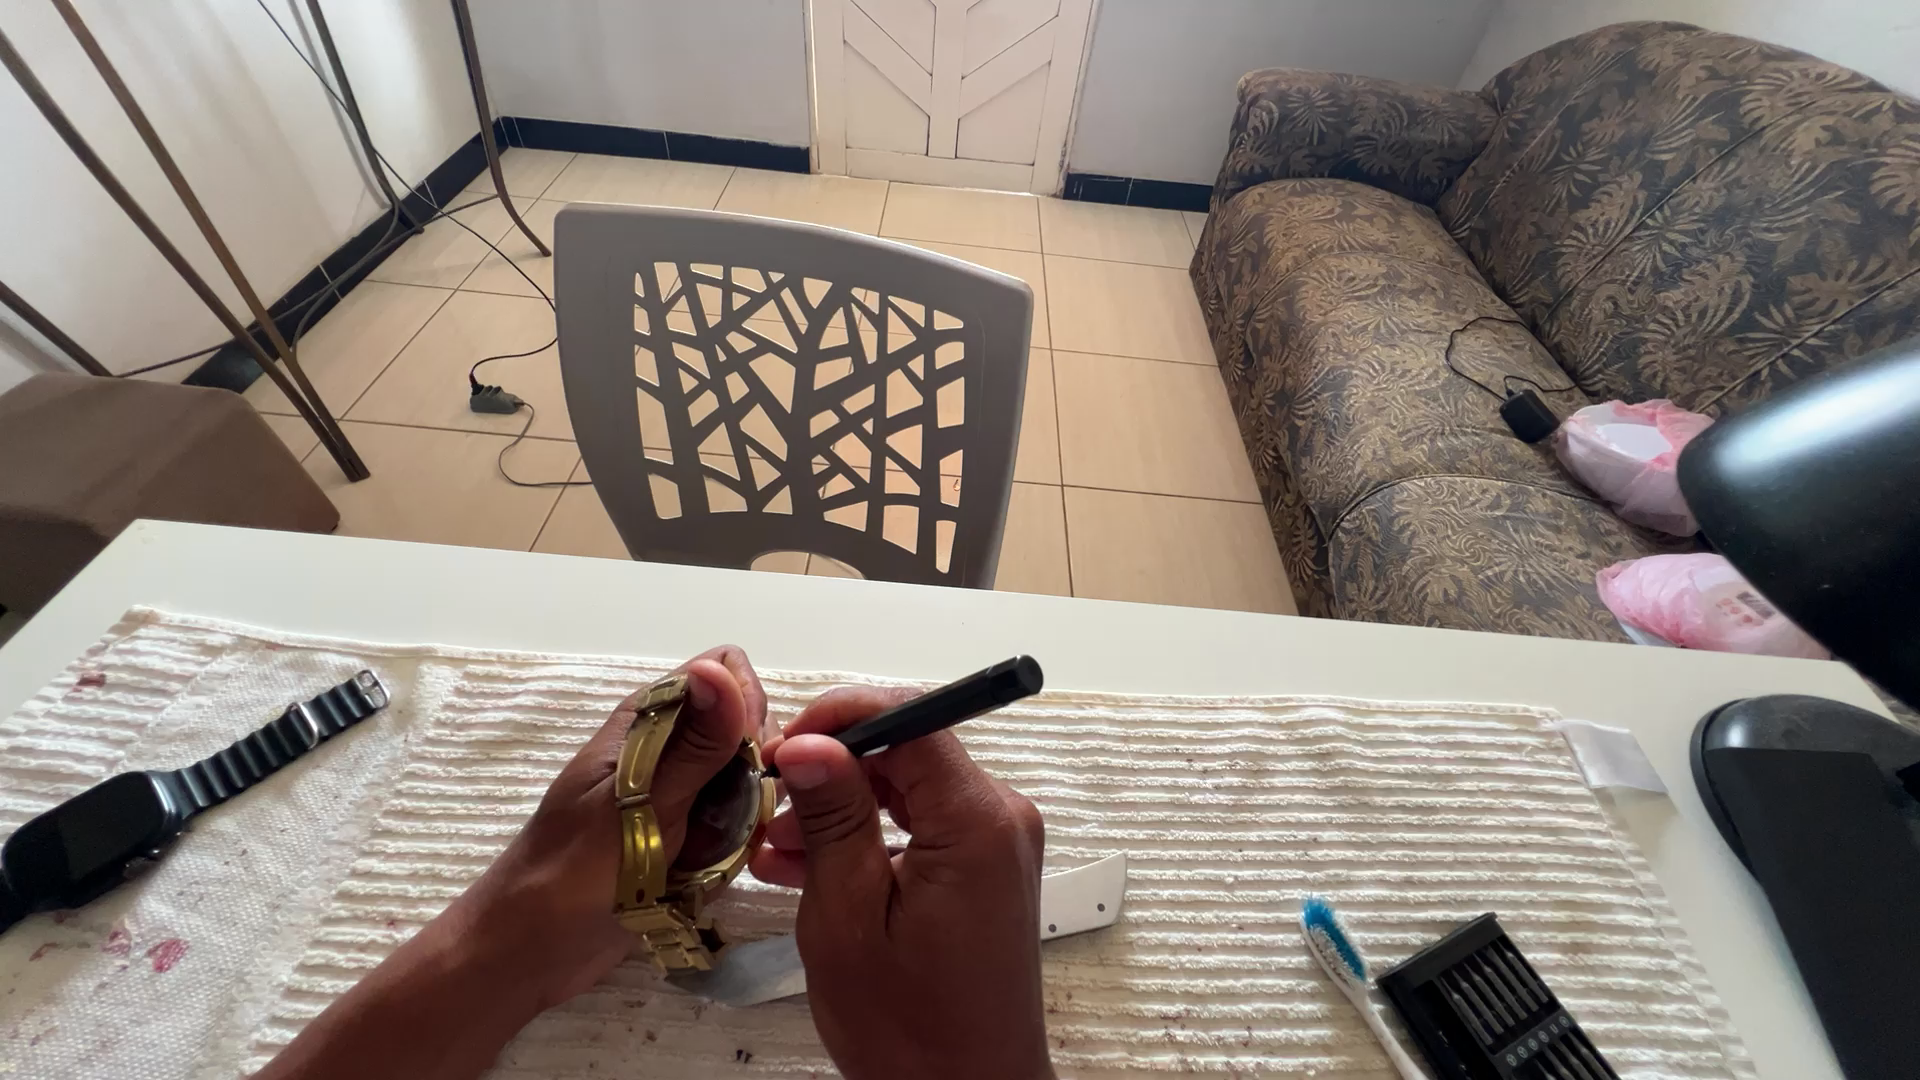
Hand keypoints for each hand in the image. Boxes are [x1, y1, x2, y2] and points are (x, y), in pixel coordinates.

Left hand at [448, 645, 766, 1009]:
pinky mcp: (692, 823)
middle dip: (756, 761)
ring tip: (727, 844)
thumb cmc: (572, 871)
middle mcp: (673, 740)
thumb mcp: (642, 803)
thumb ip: (694, 743)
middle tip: (739, 810)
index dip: (745, 703)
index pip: (725, 669)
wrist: (531, 952)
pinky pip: (742, 811)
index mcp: (652, 716)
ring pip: (751, 768)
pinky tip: (724, 862)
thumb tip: (717, 670)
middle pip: (749, 720)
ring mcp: (685, 782)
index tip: (747, 754)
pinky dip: (743, 834)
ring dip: (753, 804)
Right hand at [751, 688, 1054, 1079]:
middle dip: (836, 764)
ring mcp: (995, 840)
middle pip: (911, 751)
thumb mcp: (848, 918)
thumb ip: (832, 817)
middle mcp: (999, 817)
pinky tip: (809, 860)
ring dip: (844, 804)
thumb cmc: (910, 1032)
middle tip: (774, 789)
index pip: (915, 721)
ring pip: (909, 787)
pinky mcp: (982, 863)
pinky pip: (920, 823)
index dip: (846, 716)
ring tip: (778, 840)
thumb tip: (810, 744)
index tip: (790, 738)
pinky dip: (869, 833)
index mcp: (978, 821)